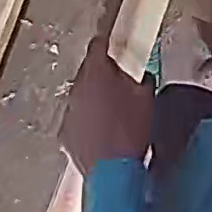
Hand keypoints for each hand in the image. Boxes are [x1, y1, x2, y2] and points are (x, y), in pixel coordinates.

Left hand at [60, 28, 151, 174]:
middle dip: (101, 72)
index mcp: (97, 72)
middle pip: (88, 70)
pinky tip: (100, 129)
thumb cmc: (132, 130)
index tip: (108, 38)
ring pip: (81, 94)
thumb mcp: (146, 97)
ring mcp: (69, 111)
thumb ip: (142, 78)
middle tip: (117, 81)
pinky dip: (86, 119)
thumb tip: (142, 75)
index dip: (104, 40)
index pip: (97, 44)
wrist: (115, 173)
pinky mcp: (65, 133)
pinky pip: (76, 117)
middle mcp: (77, 87)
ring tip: (111, 110)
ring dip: (93, 96)